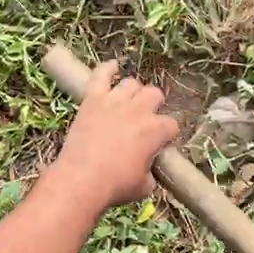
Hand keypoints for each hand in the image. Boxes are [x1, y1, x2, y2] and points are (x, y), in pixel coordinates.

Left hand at [43, 60, 180, 211]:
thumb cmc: (115, 186)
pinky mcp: (92, 99)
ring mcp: (114, 101)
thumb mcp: (144, 186)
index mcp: (156, 130)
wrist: (82, 178)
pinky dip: (107, 68)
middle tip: (144, 118)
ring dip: (132, 92)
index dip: (166, 133)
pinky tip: (112, 66)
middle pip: (154, 94)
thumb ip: (151, 172)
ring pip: (131, 83)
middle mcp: (138, 110)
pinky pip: (101, 74)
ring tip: (128, 102)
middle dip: (153, 105)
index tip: (159, 141)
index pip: (171, 124)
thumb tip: (147, 168)